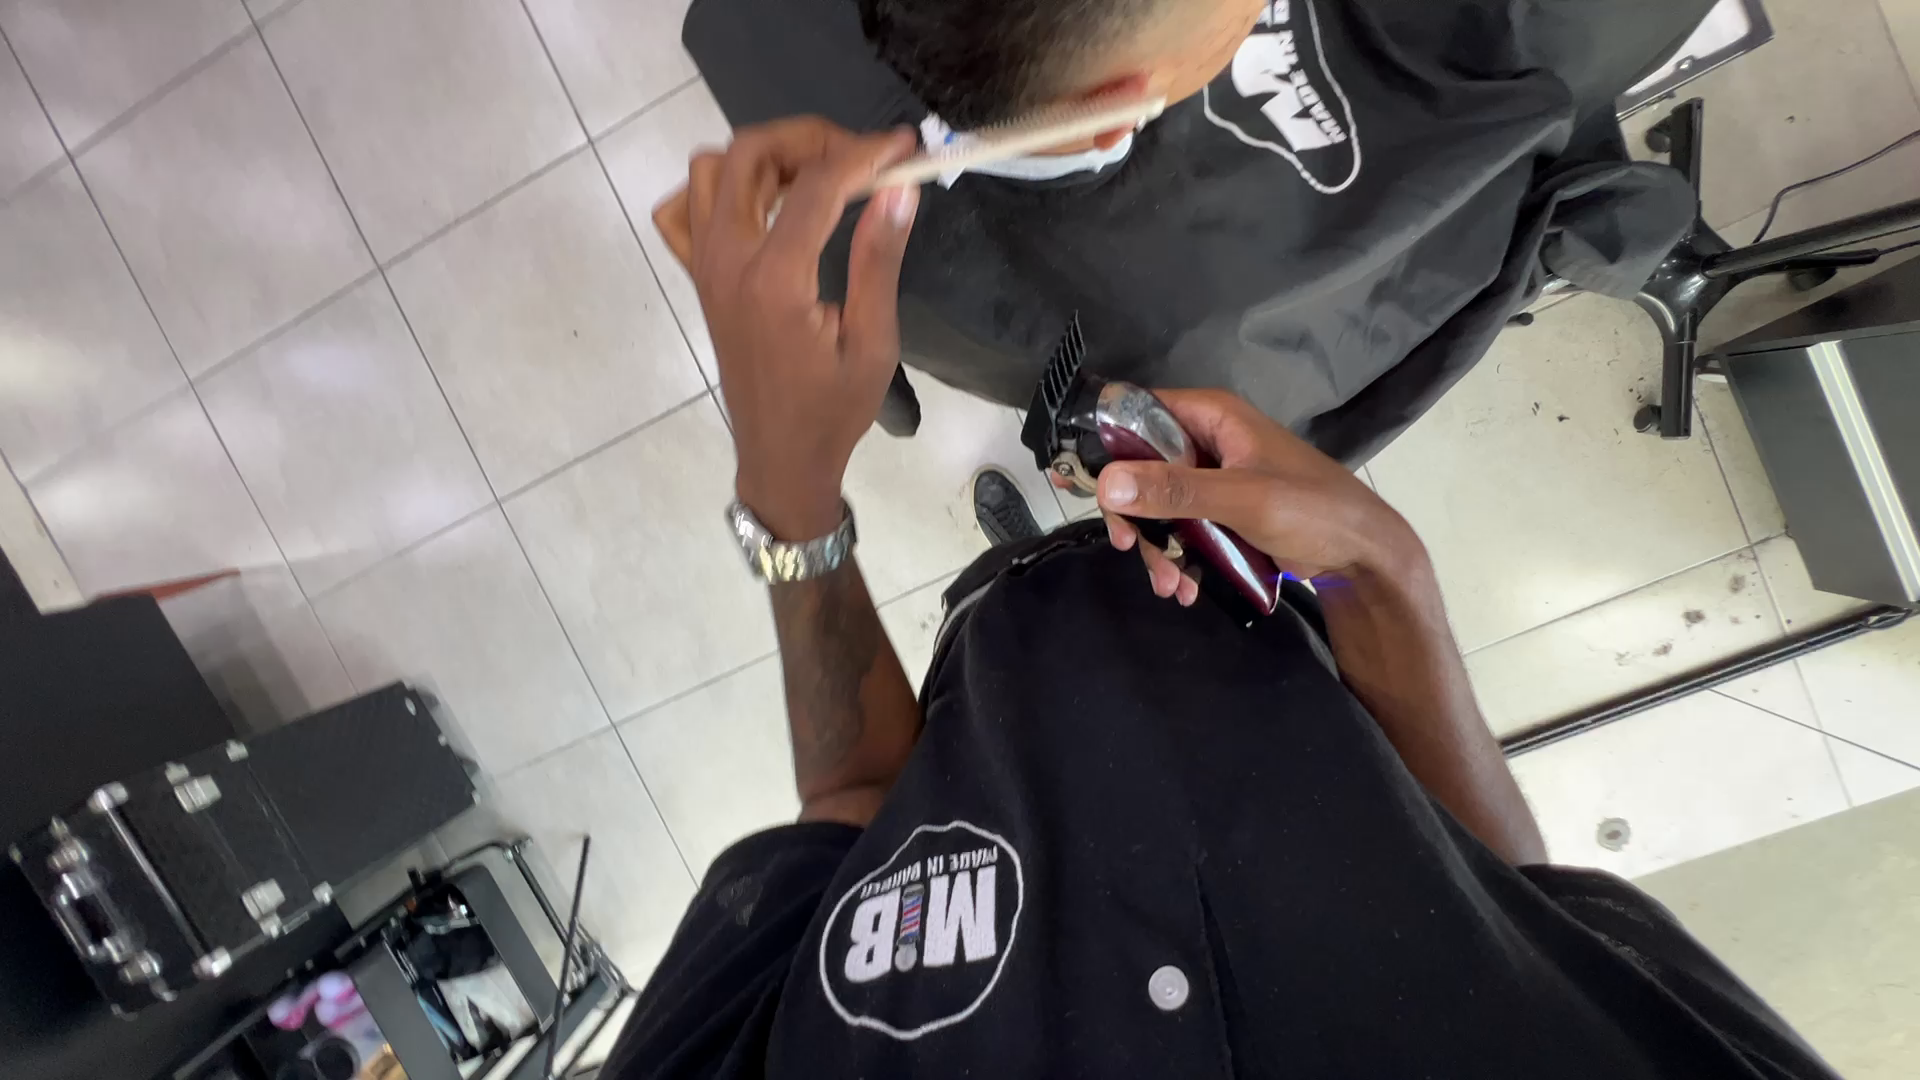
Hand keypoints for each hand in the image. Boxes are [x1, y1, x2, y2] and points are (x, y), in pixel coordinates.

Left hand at [662, 117, 918, 539]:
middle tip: (858, 159)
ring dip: (765, 157)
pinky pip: (685, 211)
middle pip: (752, 153)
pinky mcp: (700, 280)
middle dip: (810, 138)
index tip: (905, 148)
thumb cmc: (833, 410)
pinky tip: (757, 207)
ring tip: (815, 179)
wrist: (782, 457)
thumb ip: (879, 261)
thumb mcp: (872, 343)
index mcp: (776, 278)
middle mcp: (728, 259)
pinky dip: (717, 190)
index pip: (818, 184)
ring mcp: (705, 267)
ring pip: (714, 170)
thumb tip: (900, 189)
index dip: (865, 154)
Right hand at [1094, 389, 1421, 603]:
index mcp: (1213, 417)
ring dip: (1156, 547)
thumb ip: (1174, 490)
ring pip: (1157, 505)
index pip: (1140, 413)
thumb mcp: (1242, 498)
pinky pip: (1179, 529)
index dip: (1110, 445)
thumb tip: (1105, 484)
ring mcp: (1212, 479)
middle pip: (1141, 468)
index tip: (1090, 488)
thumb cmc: (1312, 511)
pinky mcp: (1218, 513)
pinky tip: (1184, 587)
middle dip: (1133, 514)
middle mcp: (1206, 442)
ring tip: (1170, 584)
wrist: (1363, 558)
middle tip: (1129, 546)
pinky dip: (1176, 558)